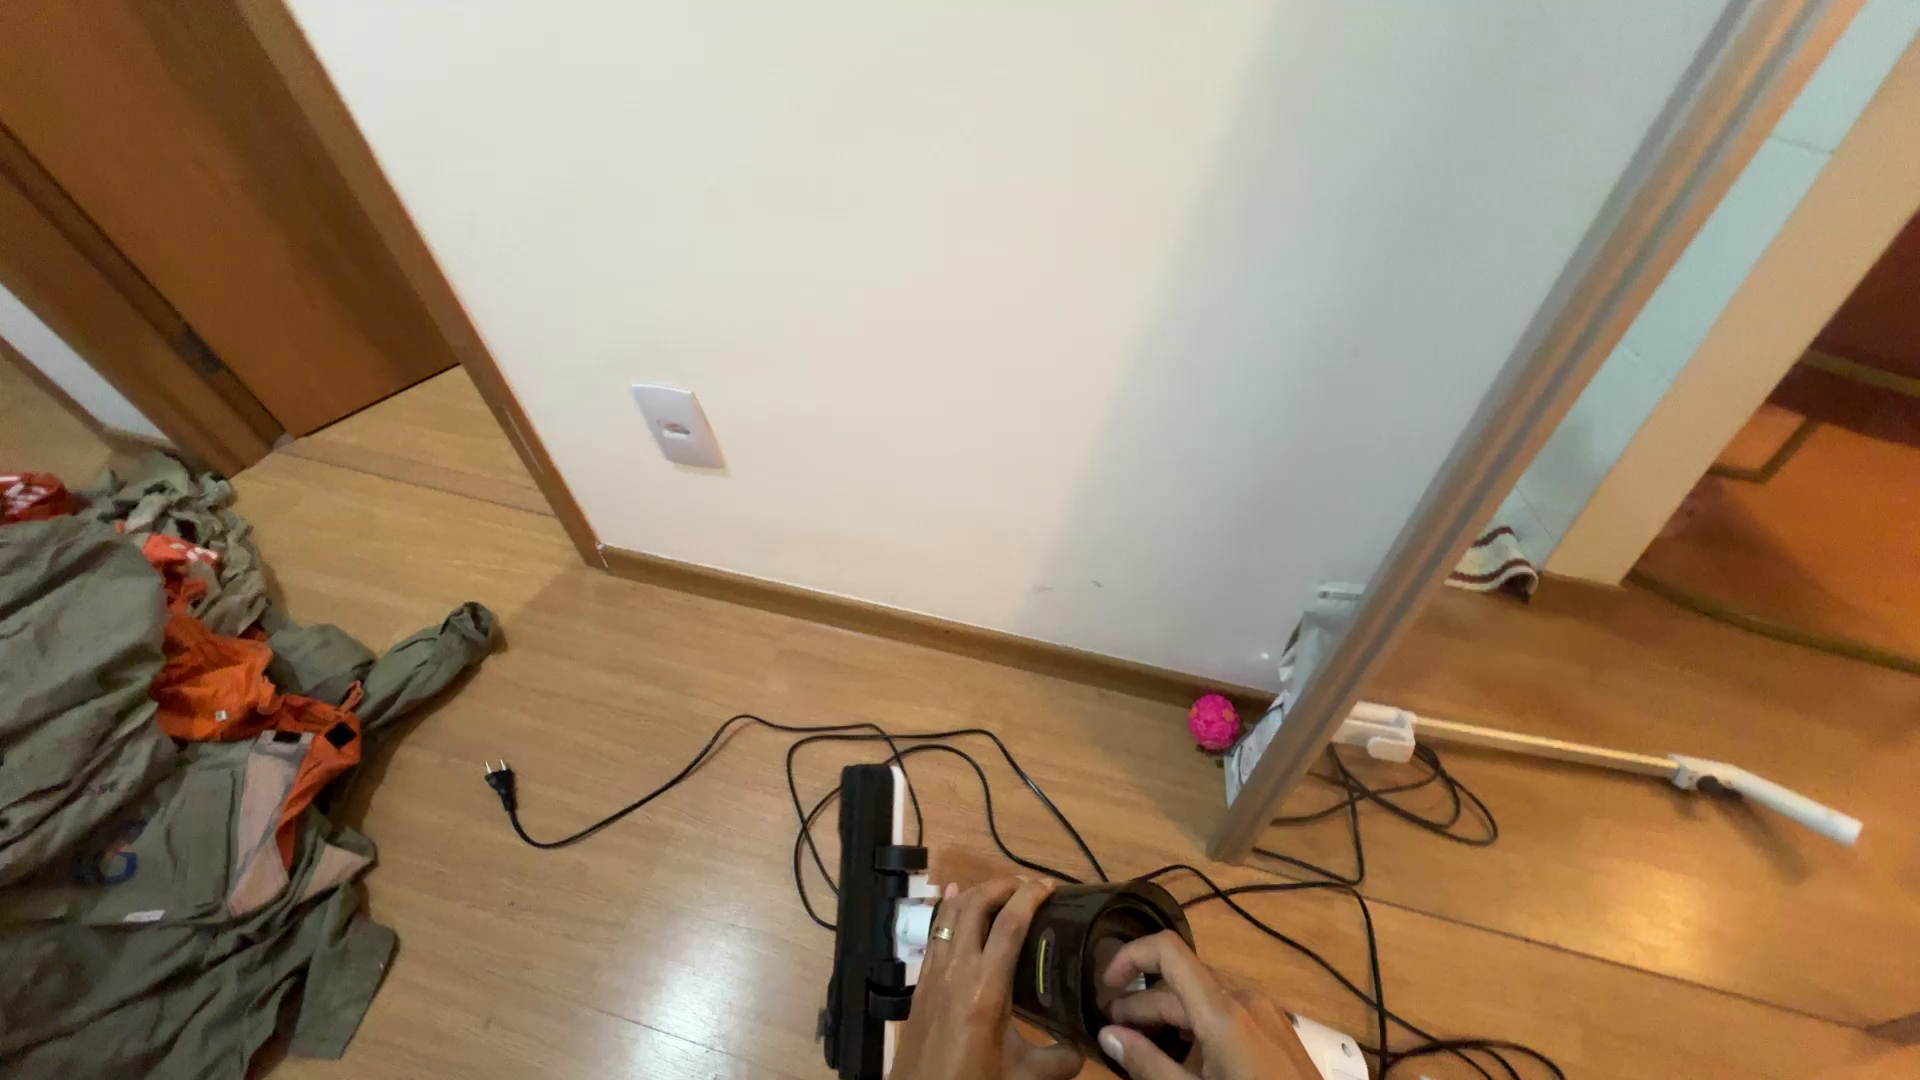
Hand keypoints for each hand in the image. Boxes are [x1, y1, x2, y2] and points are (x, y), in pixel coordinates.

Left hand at [891, 876, 1084, 1079]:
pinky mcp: (922, 978)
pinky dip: (948, 906)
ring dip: (977, 892)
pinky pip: (936, 929)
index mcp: (986, 988)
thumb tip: (1087, 1044)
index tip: (1050, 886)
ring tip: (1001, 890)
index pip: (1010, 924)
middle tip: (1028, 887)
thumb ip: (1059, 1059)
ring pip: (951, 911)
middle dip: (1003, 885)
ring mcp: (935, 970)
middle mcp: (957, 968)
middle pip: (976, 904)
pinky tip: (956, 896)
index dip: (1030, 897)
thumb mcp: (1022, 1076)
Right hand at [1098, 931, 1318, 1079]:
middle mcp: (1244, 998)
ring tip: (1145, 1048)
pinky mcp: (1279, 1031)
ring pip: (1204, 996)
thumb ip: (1148, 1065)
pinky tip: (1188, 1058)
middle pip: (1181, 980)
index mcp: (1223, 1010)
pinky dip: (1198, 1024)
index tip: (1106, 988)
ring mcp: (1267, 1013)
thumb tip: (1107, 1035)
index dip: (1130, 956)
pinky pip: (1228, 1012)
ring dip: (1169, 1015)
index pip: (1167, 949)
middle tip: (1115, 1035)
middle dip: (1143, 1003)